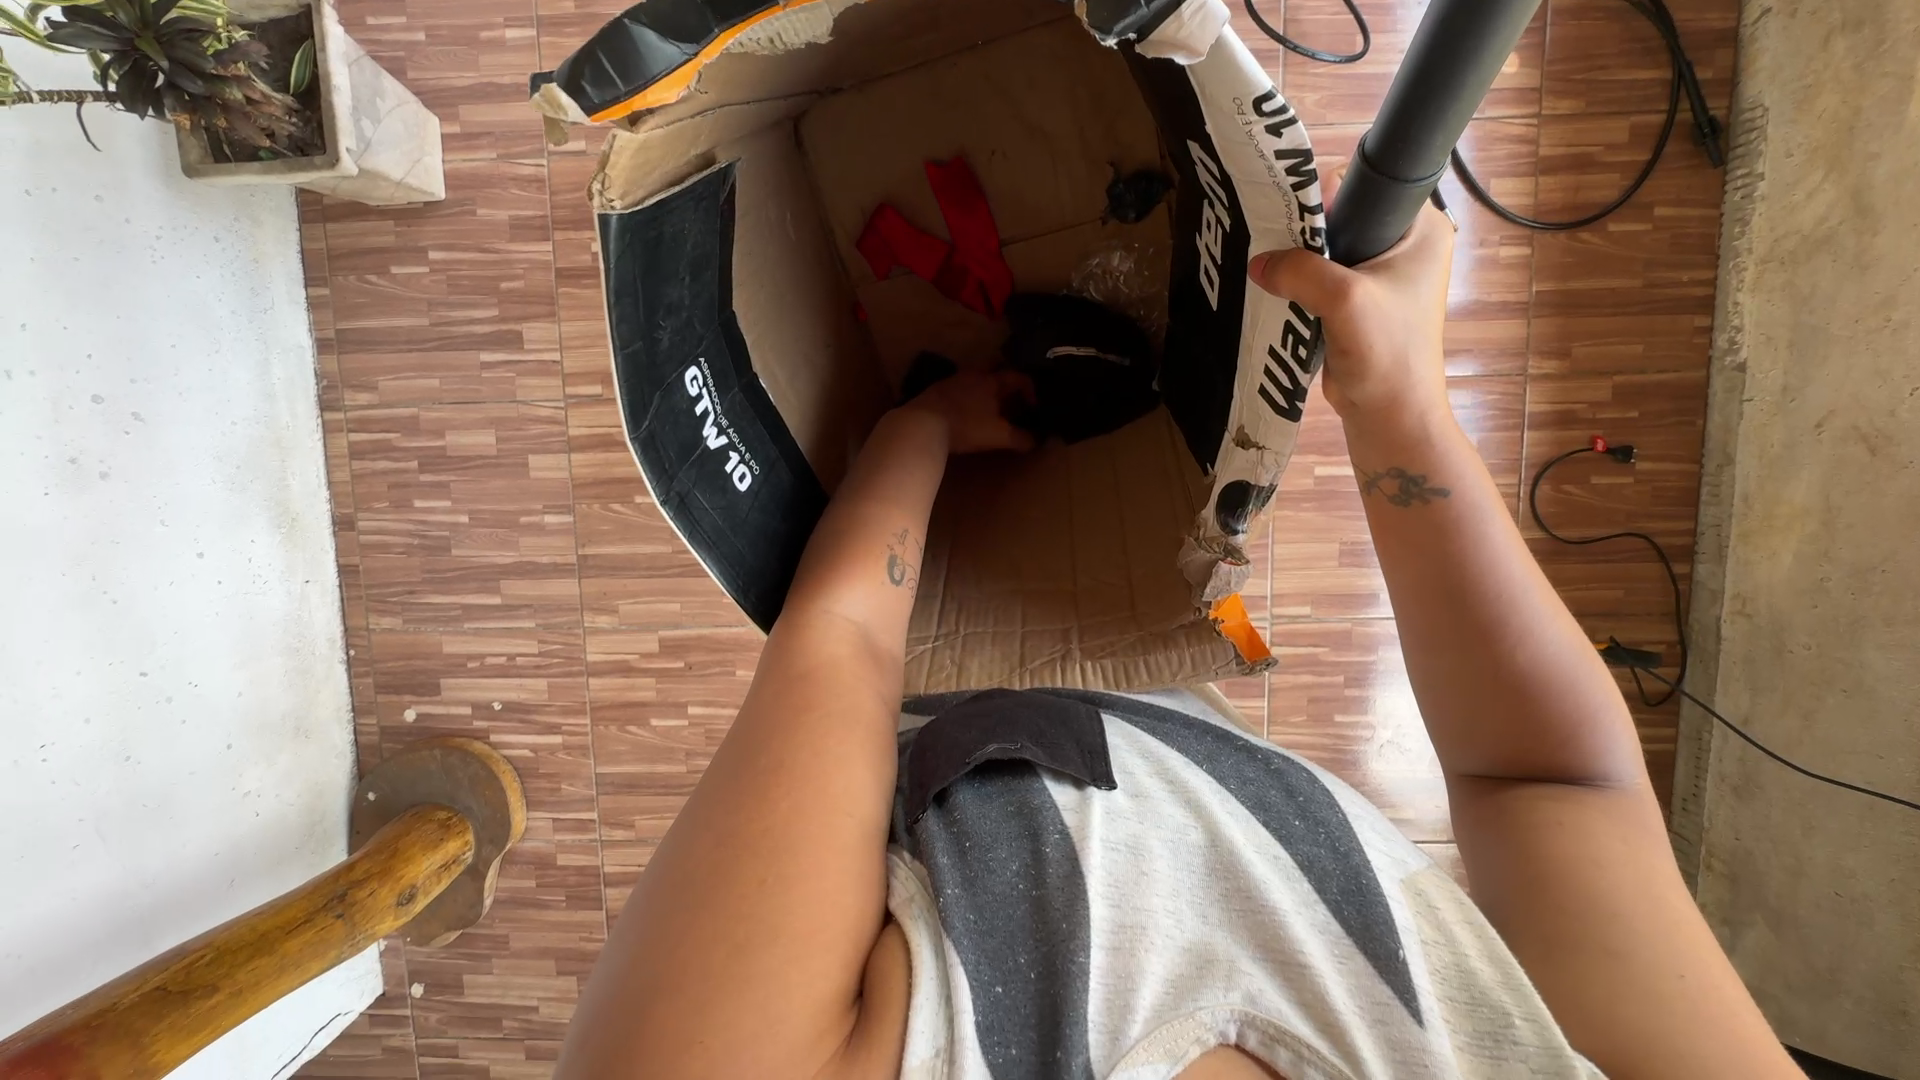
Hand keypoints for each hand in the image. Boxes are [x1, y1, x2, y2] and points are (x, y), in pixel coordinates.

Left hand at [900, 369, 1037, 453]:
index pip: (1018, 377)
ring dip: (984, 388)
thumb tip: (1035, 442)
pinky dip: (966, 396)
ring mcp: (952, 381)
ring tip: (989, 405)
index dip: (1030, 389)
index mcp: (991, 381)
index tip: (1033, 406)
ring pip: (974, 378)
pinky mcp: (935, 391)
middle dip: (1005, 380)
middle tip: (1011, 396)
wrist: (922, 424)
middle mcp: (973, 375)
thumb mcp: (998, 435)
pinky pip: (958, 388)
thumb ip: (1019, 438)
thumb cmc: (966, 426)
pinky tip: (964, 410)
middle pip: (994, 369)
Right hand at [1247, 197, 1454, 428]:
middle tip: (1267, 243)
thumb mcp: (1344, 299)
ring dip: (1296, 263)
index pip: (1364, 187)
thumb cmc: (1386, 352)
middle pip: (1340, 219)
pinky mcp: (1355, 305)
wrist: (1389, 413)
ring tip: (1265, 268)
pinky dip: (1296, 286)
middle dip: (1303, 233)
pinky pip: (1318, 281)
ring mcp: (1377, 277)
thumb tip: (1256, 263)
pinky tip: (1273, 291)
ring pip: (1325, 253)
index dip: (1324, 197)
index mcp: (1419, 228)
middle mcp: (1401, 245)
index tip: (1284, 215)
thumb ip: (1300, 271)